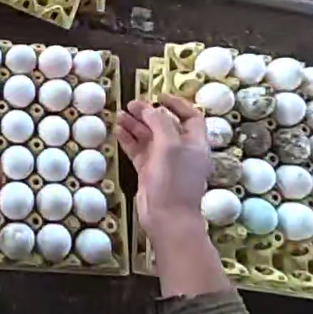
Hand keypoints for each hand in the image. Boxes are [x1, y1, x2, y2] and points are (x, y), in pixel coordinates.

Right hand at [115, 96, 209, 235]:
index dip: (176, 104)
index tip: (159, 95)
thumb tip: (150, 109)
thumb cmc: (174, 180)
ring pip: (149, 137)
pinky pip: (138, 151)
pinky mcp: (149, 172)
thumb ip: (160, 123)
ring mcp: (164, 162)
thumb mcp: (170, 145)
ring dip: (135, 125)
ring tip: (119, 115)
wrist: (167, 217)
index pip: (190, 116)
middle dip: (149, 113)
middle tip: (131, 104)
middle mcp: (181, 151)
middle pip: (165, 125)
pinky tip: (118, 131)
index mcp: (194, 143)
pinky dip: (129, 140)